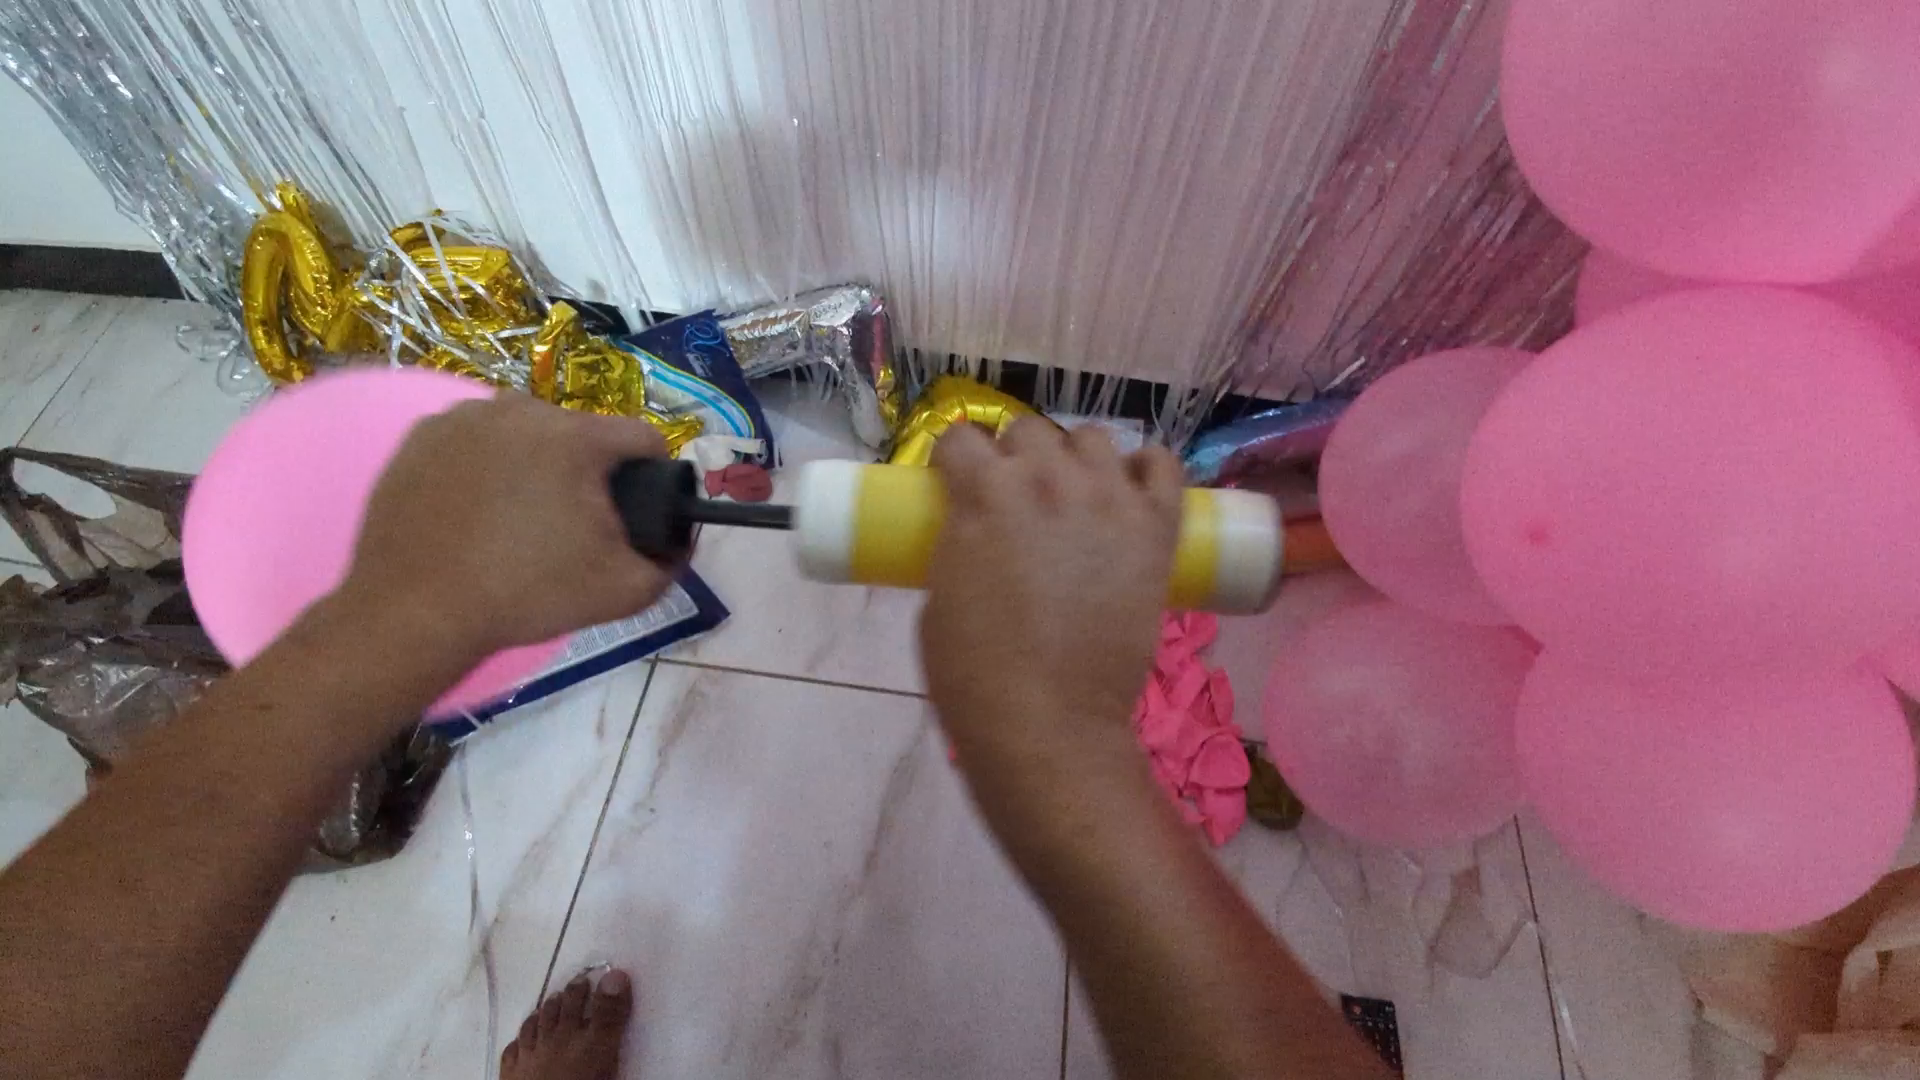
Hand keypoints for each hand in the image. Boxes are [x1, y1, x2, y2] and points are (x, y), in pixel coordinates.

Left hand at [335, 394, 675, 658]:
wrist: (414, 613)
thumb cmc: (528, 594)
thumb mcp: (626, 590)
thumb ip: (673, 561)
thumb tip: (681, 541)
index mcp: (575, 438)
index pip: (643, 437)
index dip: (655, 473)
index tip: (640, 509)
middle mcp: (521, 411)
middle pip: (585, 433)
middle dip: (593, 471)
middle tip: (577, 524)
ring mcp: (464, 418)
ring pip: (532, 431)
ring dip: (543, 462)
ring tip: (526, 515)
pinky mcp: (421, 435)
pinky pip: (481, 439)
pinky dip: (491, 464)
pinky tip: (482, 508)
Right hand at [919, 419, 1183, 761]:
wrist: (1047, 721)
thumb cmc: (973, 672)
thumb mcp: (937, 593)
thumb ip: (958, 543)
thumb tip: (974, 530)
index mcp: (985, 494)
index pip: (960, 437)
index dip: (953, 459)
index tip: (955, 481)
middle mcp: (1049, 480)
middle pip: (1027, 429)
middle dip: (1012, 456)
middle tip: (1014, 498)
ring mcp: (1109, 500)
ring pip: (1093, 439)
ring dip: (1073, 459)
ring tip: (1072, 496)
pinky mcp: (1155, 528)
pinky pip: (1163, 465)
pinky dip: (1145, 469)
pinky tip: (1129, 491)